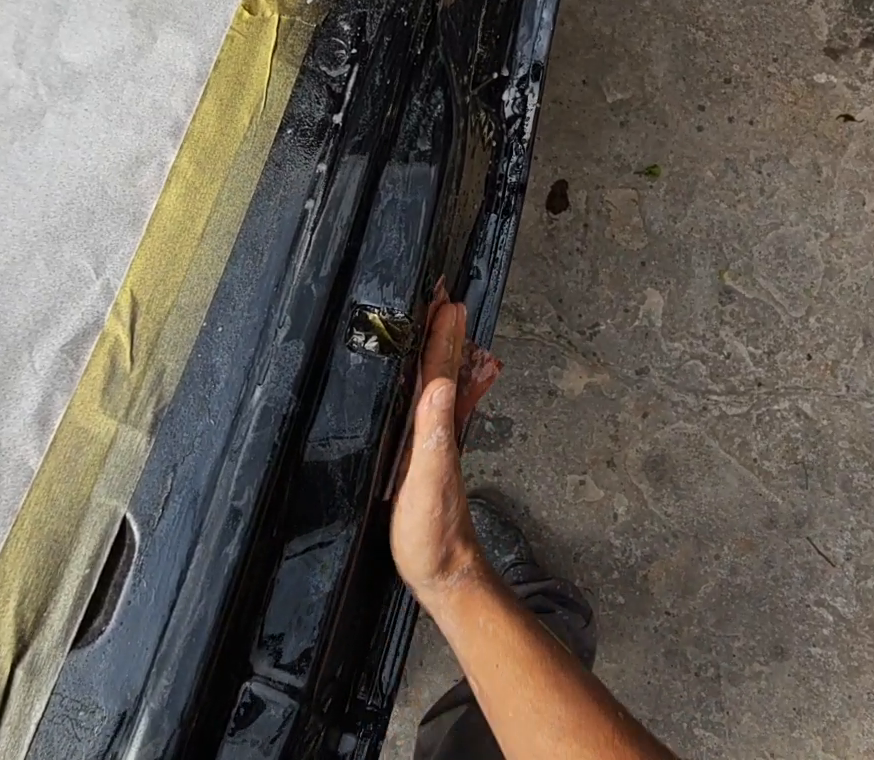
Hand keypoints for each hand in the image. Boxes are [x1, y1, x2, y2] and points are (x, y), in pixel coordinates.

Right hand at [390, 288, 499, 600]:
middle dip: (445, 332)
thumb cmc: (434, 536)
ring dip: (443, 351)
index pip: (441, 371)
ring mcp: (437, 443)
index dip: (442, 335)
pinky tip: (435, 380)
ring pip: (442, 385)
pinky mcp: (427, 457)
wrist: (445, 575)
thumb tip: (440, 383)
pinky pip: (433, 407)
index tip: (445, 300)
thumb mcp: (428, 485)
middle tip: (444, 298)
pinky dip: (436, 382)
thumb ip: (434, 435)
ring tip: (443, 323)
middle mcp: (442, 429)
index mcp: (439, 428)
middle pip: (445, 370)